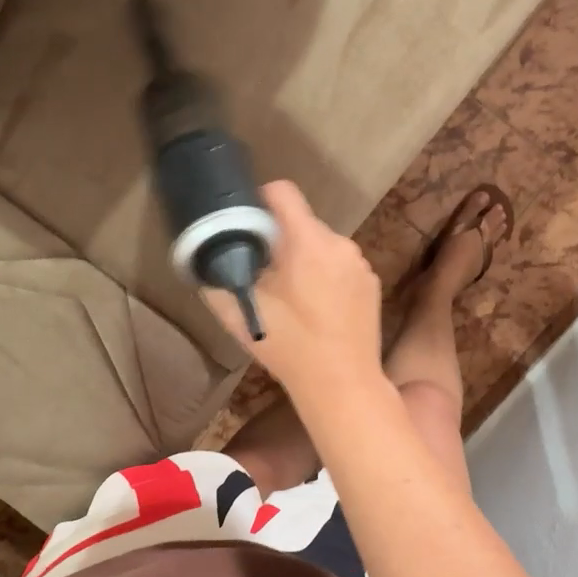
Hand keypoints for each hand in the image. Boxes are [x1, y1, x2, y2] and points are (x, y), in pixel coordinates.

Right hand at [204, 181, 386, 400]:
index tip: (247, 222)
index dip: (260, 199)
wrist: (342, 384)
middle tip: (262, 270)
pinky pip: (341, 266)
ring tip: (290, 295)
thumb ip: (218, 282)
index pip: (283, 192)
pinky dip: (326, 276)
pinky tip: (317, 309)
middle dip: (280, 240)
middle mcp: (339, 243)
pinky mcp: (371, 283)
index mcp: (307, 242)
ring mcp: (360, 263)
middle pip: (302, 223)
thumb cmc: (289, 346)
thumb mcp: (241, 314)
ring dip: (304, 259)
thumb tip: (206, 264)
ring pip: (322, 246)